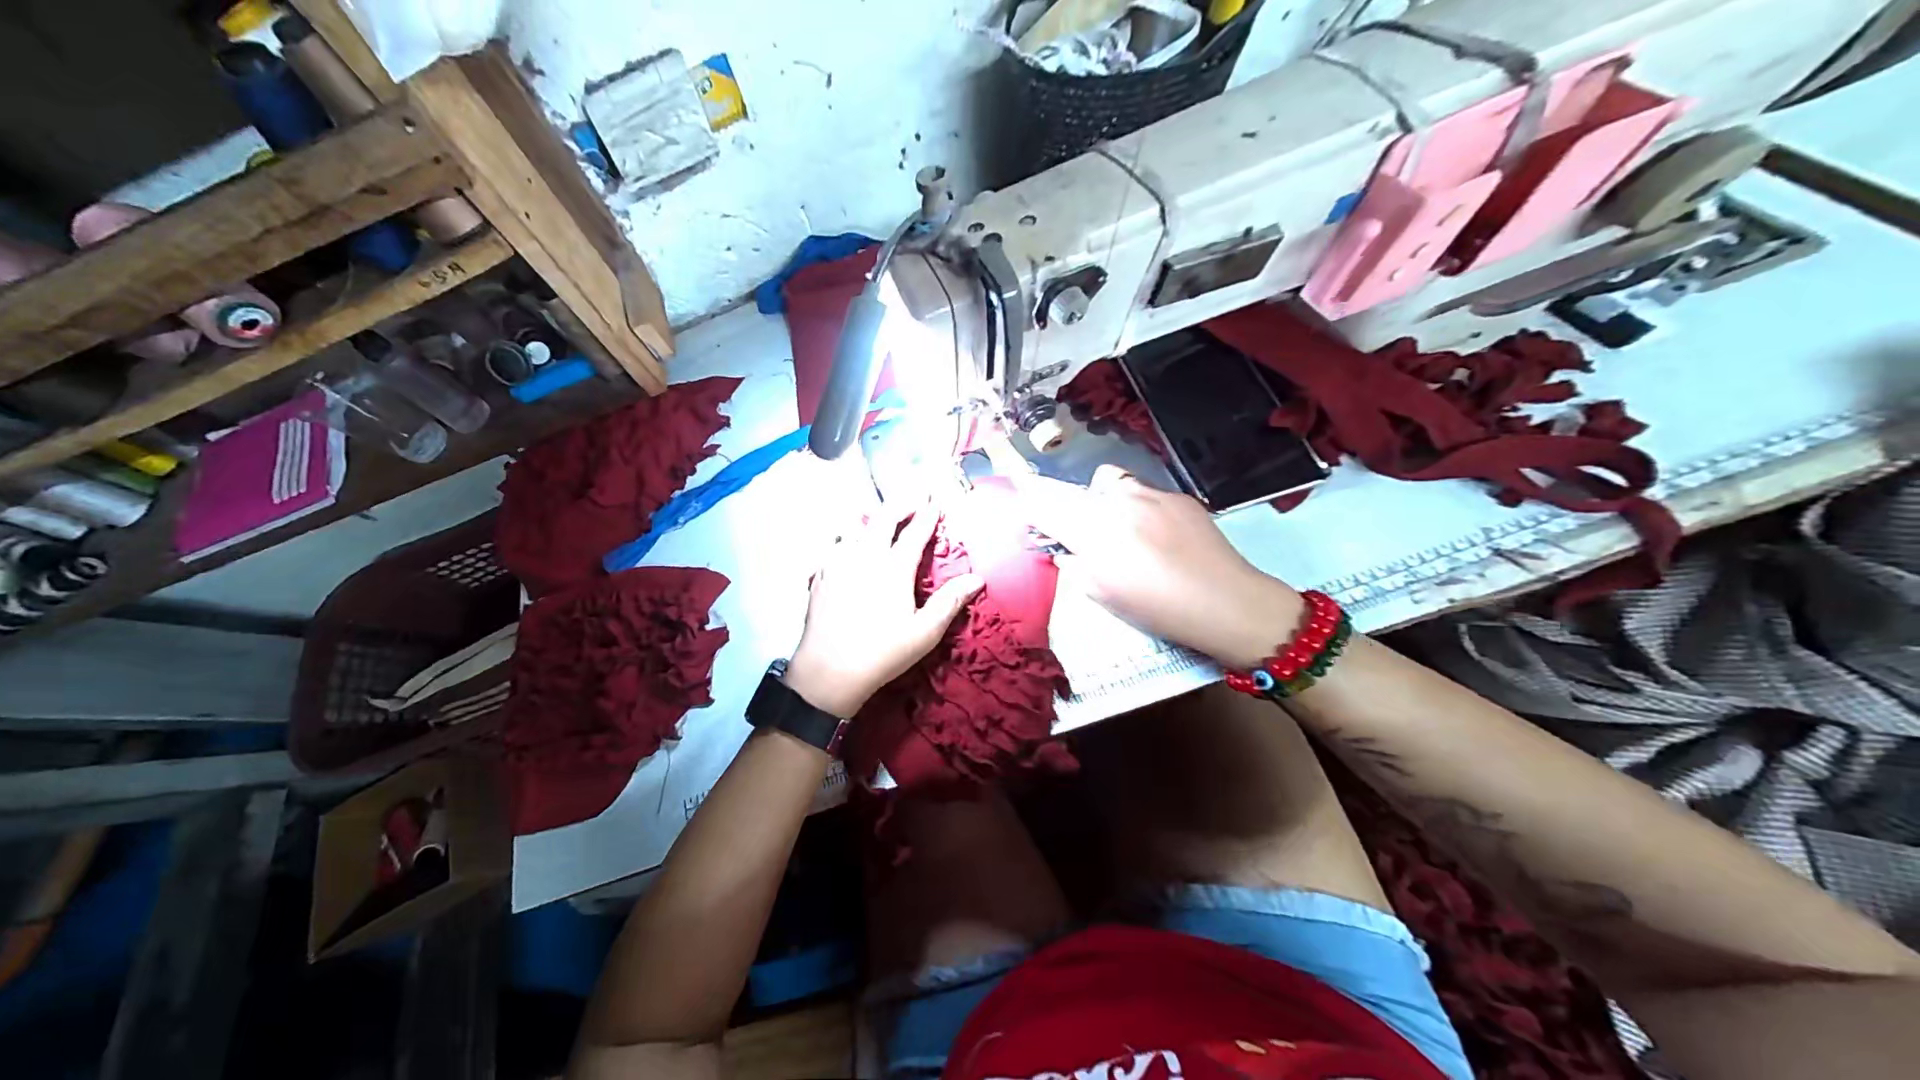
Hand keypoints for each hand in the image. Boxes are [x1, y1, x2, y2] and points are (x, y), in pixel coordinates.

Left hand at [783, 500, 984, 716]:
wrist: (827, 671)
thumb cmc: (882, 653)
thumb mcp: (924, 632)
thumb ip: (950, 602)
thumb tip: (977, 578)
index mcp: (893, 567)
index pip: (914, 532)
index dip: (927, 515)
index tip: (935, 501)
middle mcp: (864, 557)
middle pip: (882, 519)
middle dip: (900, 505)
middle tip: (913, 497)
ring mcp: (837, 564)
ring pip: (854, 528)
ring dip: (871, 518)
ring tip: (879, 517)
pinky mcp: (819, 576)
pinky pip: (833, 546)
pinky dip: (846, 538)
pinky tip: (845, 545)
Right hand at [1014, 465, 1302, 668]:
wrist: (1226, 602)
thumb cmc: (1157, 608)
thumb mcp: (1102, 594)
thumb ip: (1074, 563)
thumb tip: (1061, 547)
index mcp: (1094, 529)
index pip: (1045, 502)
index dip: (1029, 500)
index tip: (1025, 506)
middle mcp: (1118, 501)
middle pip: (1079, 490)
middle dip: (1074, 508)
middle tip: (1086, 536)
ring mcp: (1151, 494)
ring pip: (1112, 484)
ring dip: (1106, 502)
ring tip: (1123, 530)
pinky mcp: (1179, 495)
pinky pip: (1145, 492)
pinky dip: (1139, 507)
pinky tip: (1158, 534)